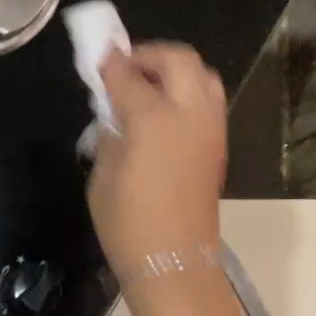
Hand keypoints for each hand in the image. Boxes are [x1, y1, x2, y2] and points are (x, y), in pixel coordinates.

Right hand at [87, 42, 229, 287]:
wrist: (173, 260)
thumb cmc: (127, 227)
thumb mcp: (102, 181)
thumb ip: (108, 139)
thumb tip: (113, 120)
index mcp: (152, 120)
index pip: (128, 77)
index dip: (110, 64)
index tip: (98, 54)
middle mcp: (188, 112)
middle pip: (176, 60)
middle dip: (149, 56)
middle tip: (126, 66)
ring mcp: (210, 126)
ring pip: (199, 75)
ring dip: (174, 71)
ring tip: (148, 86)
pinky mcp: (218, 143)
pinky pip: (206, 99)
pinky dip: (186, 93)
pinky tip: (164, 112)